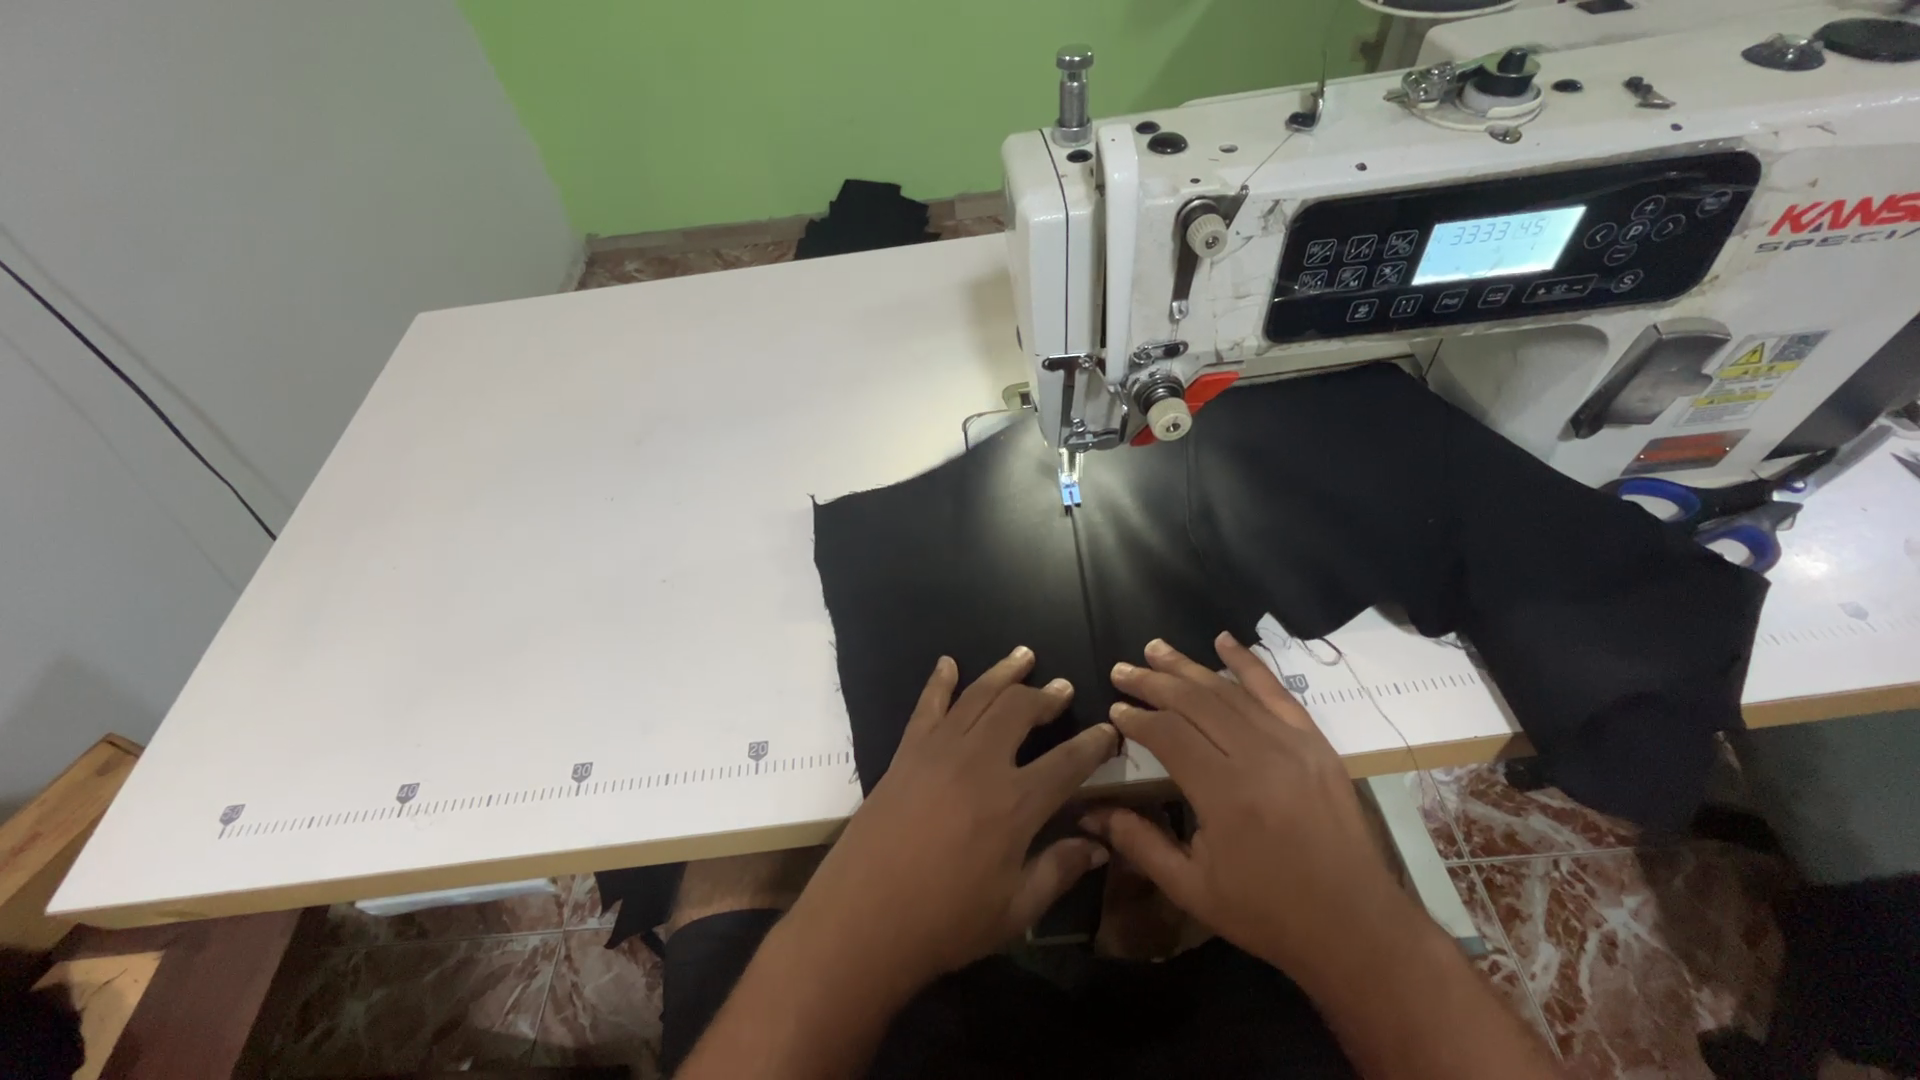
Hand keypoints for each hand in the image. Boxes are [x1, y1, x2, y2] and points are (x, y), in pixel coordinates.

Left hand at [780, 646, 1118, 992]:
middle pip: (1021, 710)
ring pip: (978, 696)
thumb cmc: (944, 923)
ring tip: (1024, 656)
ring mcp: (939, 752)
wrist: (861, 919)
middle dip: (1046, 696)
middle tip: (1062, 689)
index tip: (1110, 731)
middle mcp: (981, 763)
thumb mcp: (1014, 911)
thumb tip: (1098, 846)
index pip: (1069, 762)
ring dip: (1004, 673)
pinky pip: (927, 706)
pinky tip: (948, 664)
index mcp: (1016, 804)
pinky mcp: (906, 754)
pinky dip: (939, 681)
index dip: (1095, 744)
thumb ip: (1058, 871)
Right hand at [1082, 634, 1410, 977]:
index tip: (1113, 709)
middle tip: (1121, 670)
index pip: (1169, 734)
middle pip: (1196, 703)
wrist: (1355, 925)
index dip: (1137, 718)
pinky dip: (1249, 664)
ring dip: (1189, 668)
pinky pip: (1278, 692)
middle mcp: (1259, 757)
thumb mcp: (1192, 889)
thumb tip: (1089, 812)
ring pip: (1231, 692)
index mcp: (1225, 794)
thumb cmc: (1267, 912)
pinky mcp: (1317, 744)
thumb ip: (1139, 843)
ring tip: (1155, 650)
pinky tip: (1225, 641)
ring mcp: (1294, 745)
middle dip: (1154, 683)